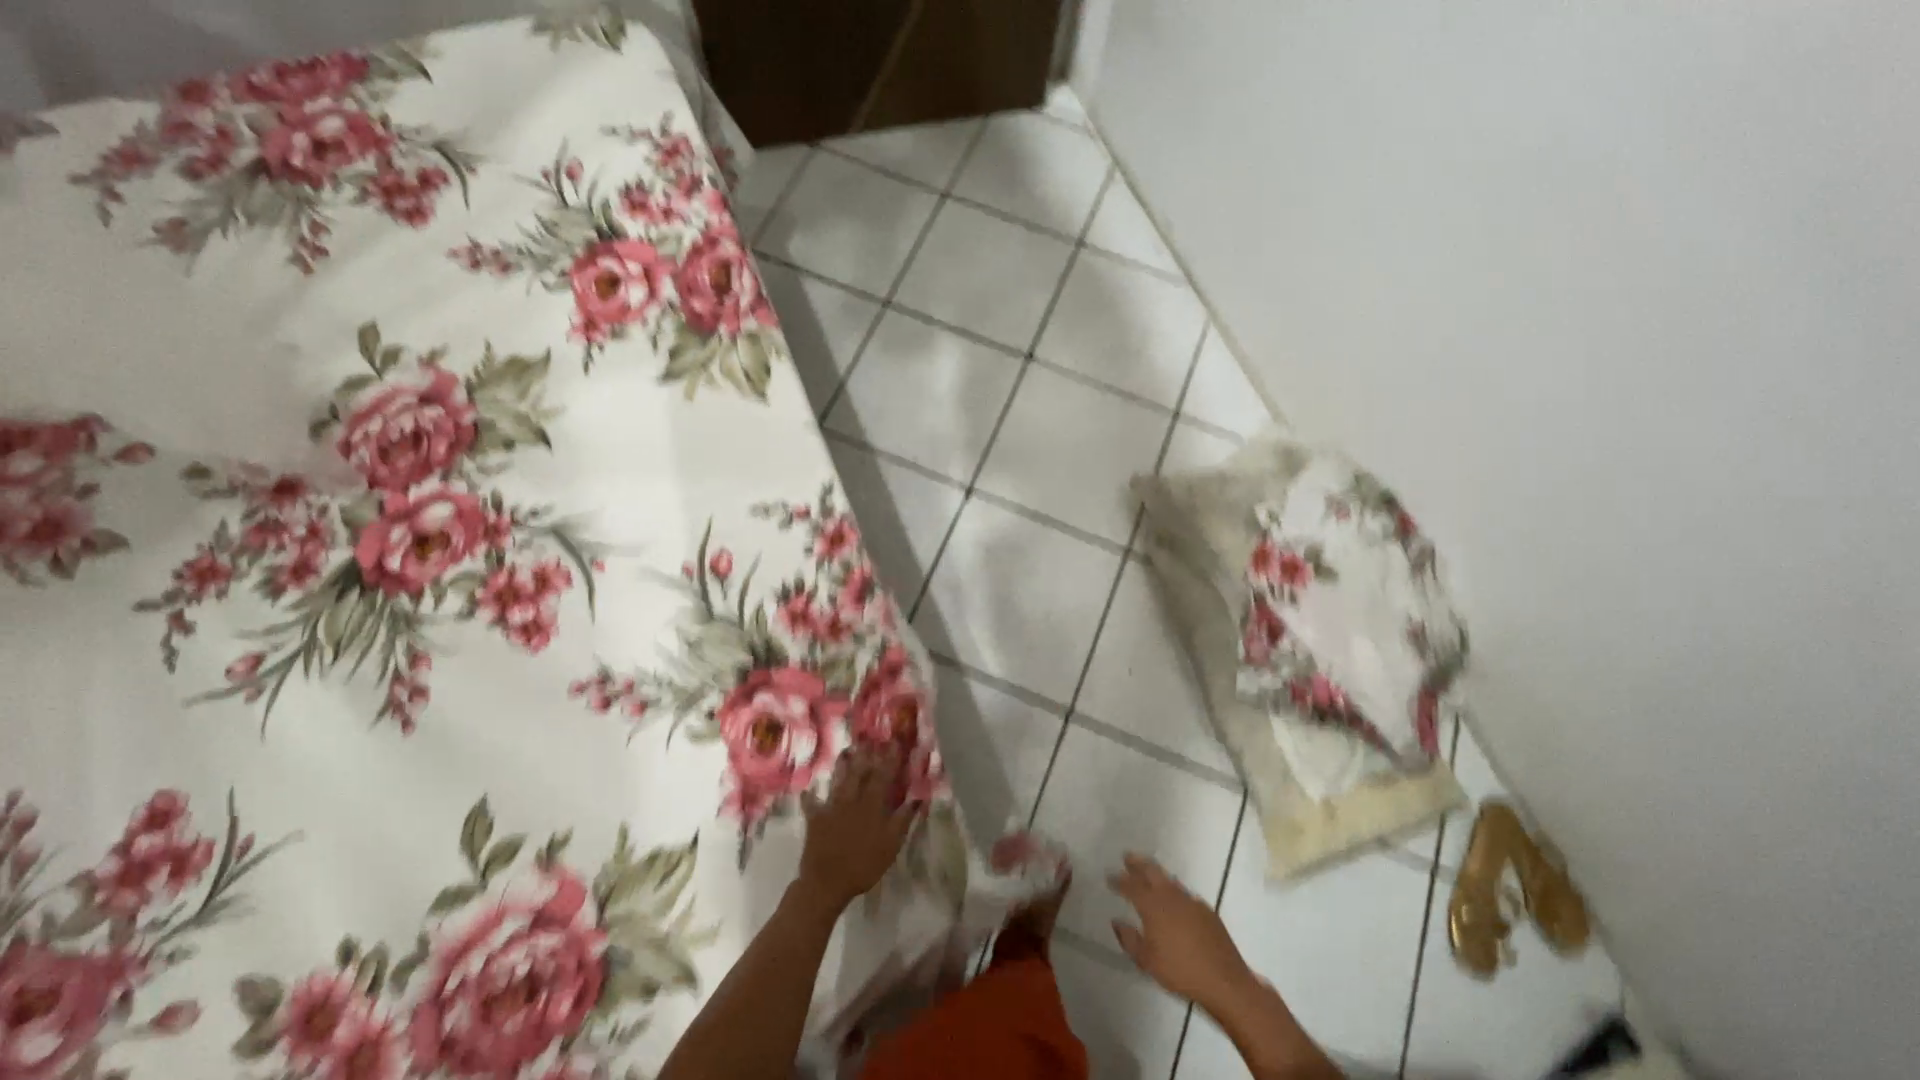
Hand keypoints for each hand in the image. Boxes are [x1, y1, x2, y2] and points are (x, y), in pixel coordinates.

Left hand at [794, 747, 918, 911]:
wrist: (827, 881)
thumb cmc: (864, 865)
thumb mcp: (891, 845)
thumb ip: (903, 819)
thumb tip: (917, 797)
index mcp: (871, 805)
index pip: (883, 776)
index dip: (889, 758)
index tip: (893, 742)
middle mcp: (851, 800)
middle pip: (859, 772)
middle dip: (865, 755)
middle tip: (868, 739)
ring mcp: (830, 807)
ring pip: (838, 781)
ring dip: (842, 765)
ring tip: (845, 751)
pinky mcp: (814, 819)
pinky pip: (811, 803)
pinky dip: (810, 795)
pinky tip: (808, 788)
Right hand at [1108, 853, 1254, 1010]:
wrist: (1223, 981)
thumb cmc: (1179, 972)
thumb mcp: (1146, 960)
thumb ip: (1129, 939)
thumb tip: (1117, 922)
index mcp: (1154, 907)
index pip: (1132, 887)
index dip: (1119, 880)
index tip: (1109, 876)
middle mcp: (1173, 898)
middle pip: (1153, 872)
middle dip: (1139, 864)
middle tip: (1128, 857)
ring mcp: (1192, 902)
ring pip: (1170, 881)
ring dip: (1157, 875)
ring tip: (1148, 874)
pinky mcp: (1207, 911)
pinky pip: (1184, 894)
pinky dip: (1173, 890)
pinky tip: (1173, 900)